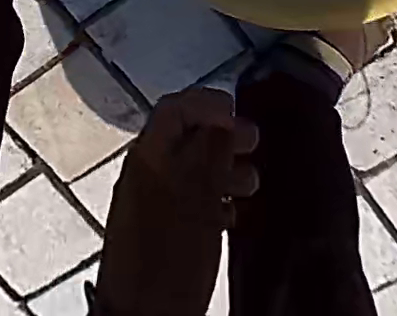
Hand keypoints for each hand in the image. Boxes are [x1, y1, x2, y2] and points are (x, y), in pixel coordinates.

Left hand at [93, 89, 258, 315]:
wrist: (141, 315)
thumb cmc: (172, 252)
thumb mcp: (199, 198)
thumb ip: (210, 153)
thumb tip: (224, 120)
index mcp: (150, 153)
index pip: (175, 107)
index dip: (206, 103)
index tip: (237, 112)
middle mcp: (145, 166)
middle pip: (184, 134)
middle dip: (220, 134)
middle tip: (255, 142)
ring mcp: (148, 195)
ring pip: (188, 165)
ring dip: (221, 166)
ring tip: (252, 181)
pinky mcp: (156, 223)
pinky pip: (185, 193)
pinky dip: (210, 193)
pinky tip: (232, 211)